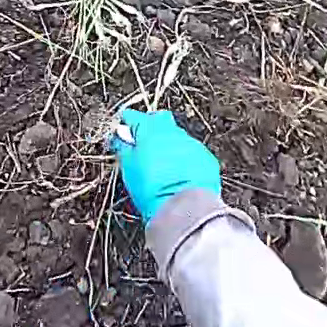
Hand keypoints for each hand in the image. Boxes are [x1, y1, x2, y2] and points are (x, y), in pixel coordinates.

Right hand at [109, 108, 220, 222]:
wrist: (184, 209)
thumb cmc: (151, 188)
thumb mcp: (129, 168)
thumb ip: (123, 148)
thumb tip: (120, 138)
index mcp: (150, 129)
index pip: (134, 117)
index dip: (127, 123)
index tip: (123, 131)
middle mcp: (173, 131)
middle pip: (159, 120)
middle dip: (151, 128)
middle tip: (144, 145)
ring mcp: (192, 143)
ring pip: (177, 136)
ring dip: (169, 145)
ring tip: (163, 165)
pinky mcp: (206, 158)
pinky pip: (192, 152)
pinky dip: (184, 158)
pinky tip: (179, 175)